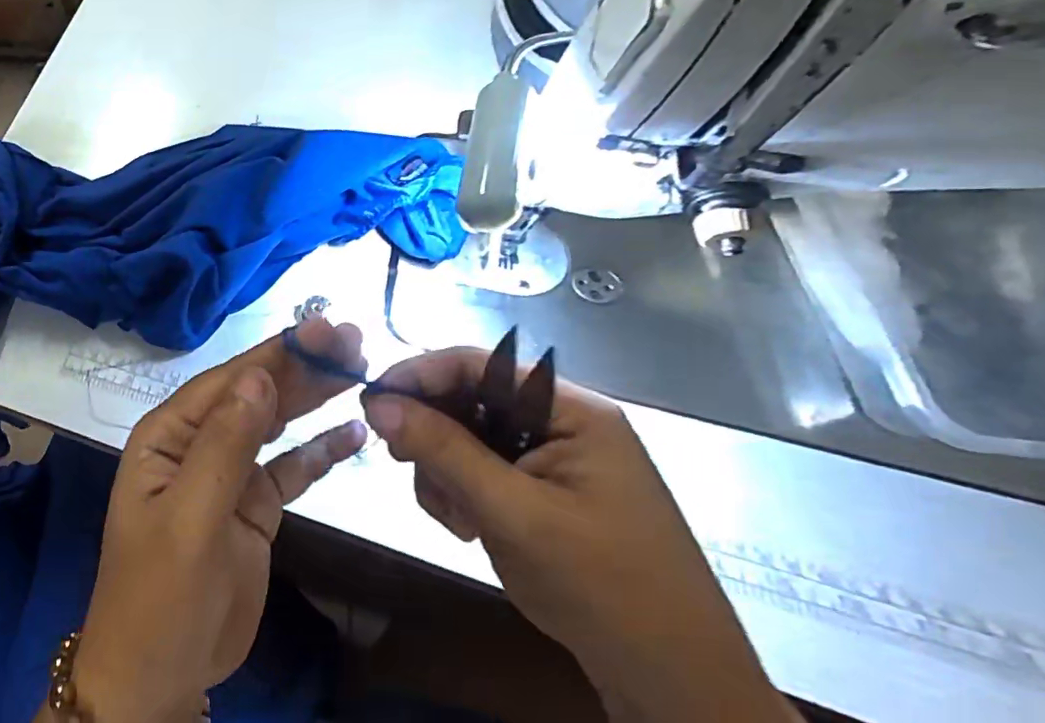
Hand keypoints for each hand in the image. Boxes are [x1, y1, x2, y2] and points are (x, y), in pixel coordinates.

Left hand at [66, 319, 367, 722]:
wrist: (160, 680)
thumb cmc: (160, 597)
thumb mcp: (191, 518)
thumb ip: (225, 445)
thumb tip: (259, 375)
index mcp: (170, 436)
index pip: (230, 381)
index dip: (278, 352)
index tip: (324, 328)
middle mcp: (199, 444)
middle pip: (258, 393)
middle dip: (304, 366)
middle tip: (355, 340)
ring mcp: (230, 475)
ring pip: (278, 423)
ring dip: (316, 397)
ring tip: (359, 369)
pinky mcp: (255, 506)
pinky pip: (293, 468)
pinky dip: (321, 450)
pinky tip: (354, 433)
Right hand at [362, 350, 800, 722]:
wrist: (672, 680)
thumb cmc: (601, 586)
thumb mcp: (514, 514)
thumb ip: (446, 451)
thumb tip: (379, 402)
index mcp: (571, 408)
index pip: (481, 364)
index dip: (421, 373)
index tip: (372, 400)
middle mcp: (564, 422)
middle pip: (475, 400)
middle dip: (435, 432)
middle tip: (402, 464)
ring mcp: (558, 459)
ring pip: (475, 440)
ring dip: (449, 471)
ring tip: (455, 519)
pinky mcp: (549, 493)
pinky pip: (490, 473)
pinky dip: (467, 495)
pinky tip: (470, 530)